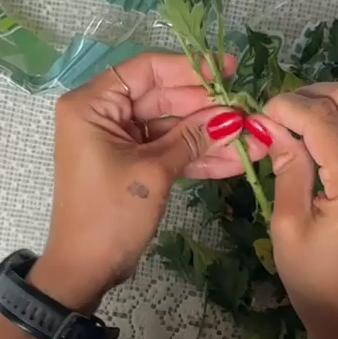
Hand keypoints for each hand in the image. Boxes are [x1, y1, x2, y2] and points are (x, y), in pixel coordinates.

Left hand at [40, 52, 266, 309]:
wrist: (85, 270)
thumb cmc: (109, 216)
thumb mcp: (153, 172)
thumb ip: (192, 138)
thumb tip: (233, 115)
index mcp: (92, 104)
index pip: (147, 70)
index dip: (191, 68)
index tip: (229, 70)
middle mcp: (103, 115)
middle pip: (163, 98)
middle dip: (207, 109)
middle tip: (249, 113)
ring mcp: (118, 142)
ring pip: (170, 128)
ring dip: (209, 136)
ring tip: (252, 140)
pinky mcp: (132, 165)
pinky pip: (167, 151)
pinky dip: (196, 156)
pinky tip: (234, 160)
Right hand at [262, 81, 337, 336]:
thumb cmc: (314, 278)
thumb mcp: (287, 226)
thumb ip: (286, 167)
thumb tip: (273, 123)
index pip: (322, 119)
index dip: (286, 107)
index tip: (260, 115)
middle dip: (310, 95)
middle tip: (281, 114)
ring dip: (336, 101)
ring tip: (305, 120)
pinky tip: (330, 135)